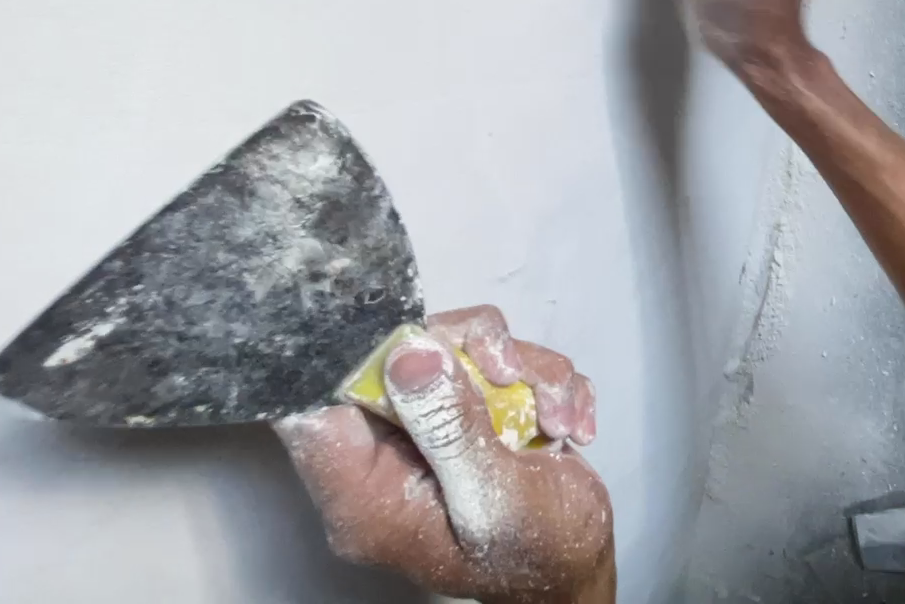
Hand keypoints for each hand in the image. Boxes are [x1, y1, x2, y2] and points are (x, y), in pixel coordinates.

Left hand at [275, 307, 613, 603]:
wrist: (581, 564)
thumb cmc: (532, 550)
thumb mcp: (492, 495)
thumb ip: (450, 427)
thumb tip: (409, 353)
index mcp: (370, 488)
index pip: (323, 410)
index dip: (358, 360)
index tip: (418, 340)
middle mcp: (399, 450)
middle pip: (416, 352)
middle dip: (482, 353)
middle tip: (514, 377)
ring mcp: (446, 427)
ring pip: (479, 348)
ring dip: (536, 376)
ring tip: (559, 425)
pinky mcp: (489, 412)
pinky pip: (520, 364)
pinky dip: (555, 387)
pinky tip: (570, 428)